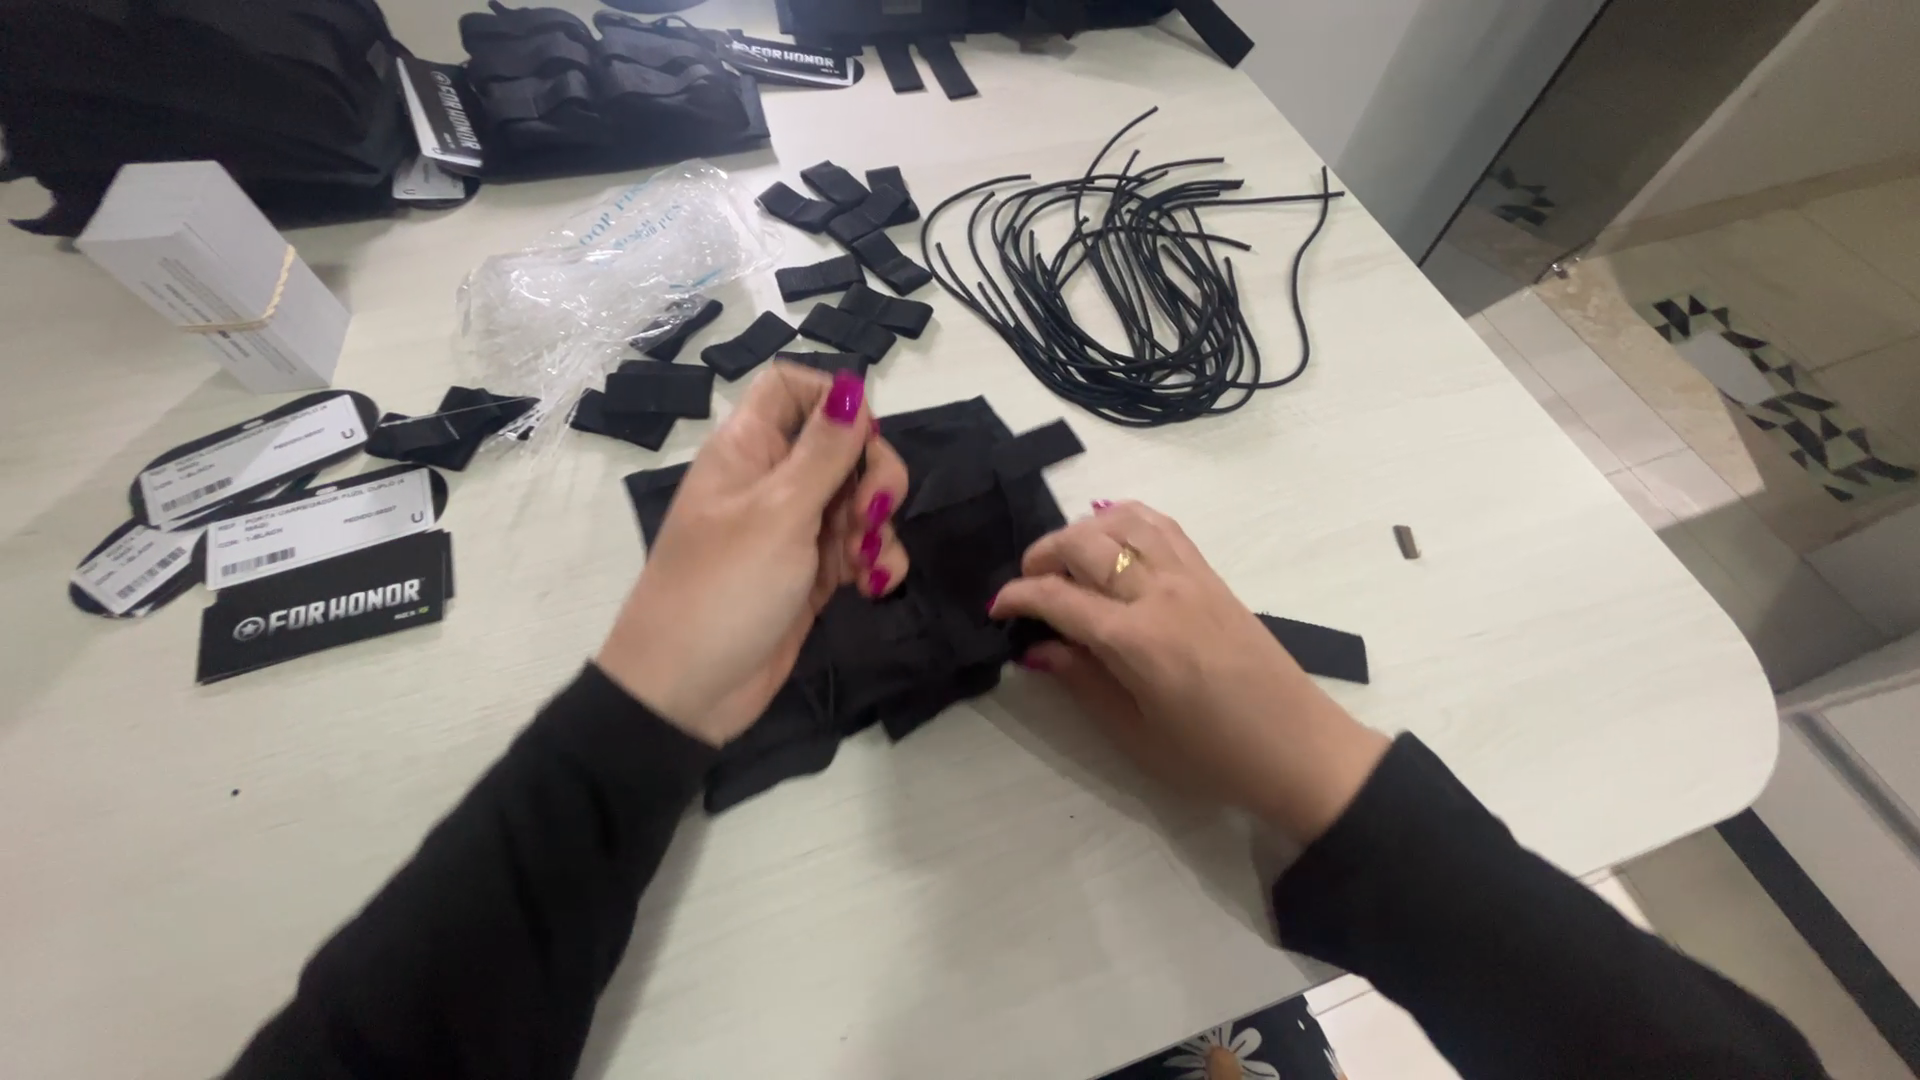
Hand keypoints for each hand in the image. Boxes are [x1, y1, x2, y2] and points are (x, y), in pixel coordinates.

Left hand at [597, 364, 909, 746]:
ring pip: (859, 499)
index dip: (835, 402)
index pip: (794, 389)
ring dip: (878, 526)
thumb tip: (854, 387)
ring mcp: (795, 529)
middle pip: (843, 445)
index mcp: (749, 449)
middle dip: (872, 475)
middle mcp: (774, 480)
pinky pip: (860, 548)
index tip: (860, 438)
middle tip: (872, 513)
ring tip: (867, 564)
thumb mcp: (778, 514)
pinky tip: (875, 585)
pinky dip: (876, 561)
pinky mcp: (814, 573)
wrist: (689, 690)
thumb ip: (824, 452)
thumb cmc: (724, 589)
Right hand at [988, 501, 1388, 842]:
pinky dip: (1126, 519)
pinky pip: (1162, 526)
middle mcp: (1160, 594)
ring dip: (1082, 529)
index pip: (1059, 598)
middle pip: (1085, 544)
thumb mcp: (1135, 732)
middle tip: (1027, 583)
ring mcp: (1190, 577)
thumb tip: (1037, 648)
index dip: (1018, 596)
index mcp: (1136, 641)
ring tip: (1064, 556)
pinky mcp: (1211, 574)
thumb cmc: (1211, 755)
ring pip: (1122, 521)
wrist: (1298, 749)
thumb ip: (1081, 680)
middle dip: (1042, 554)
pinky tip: (1111, 536)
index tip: (997, 608)